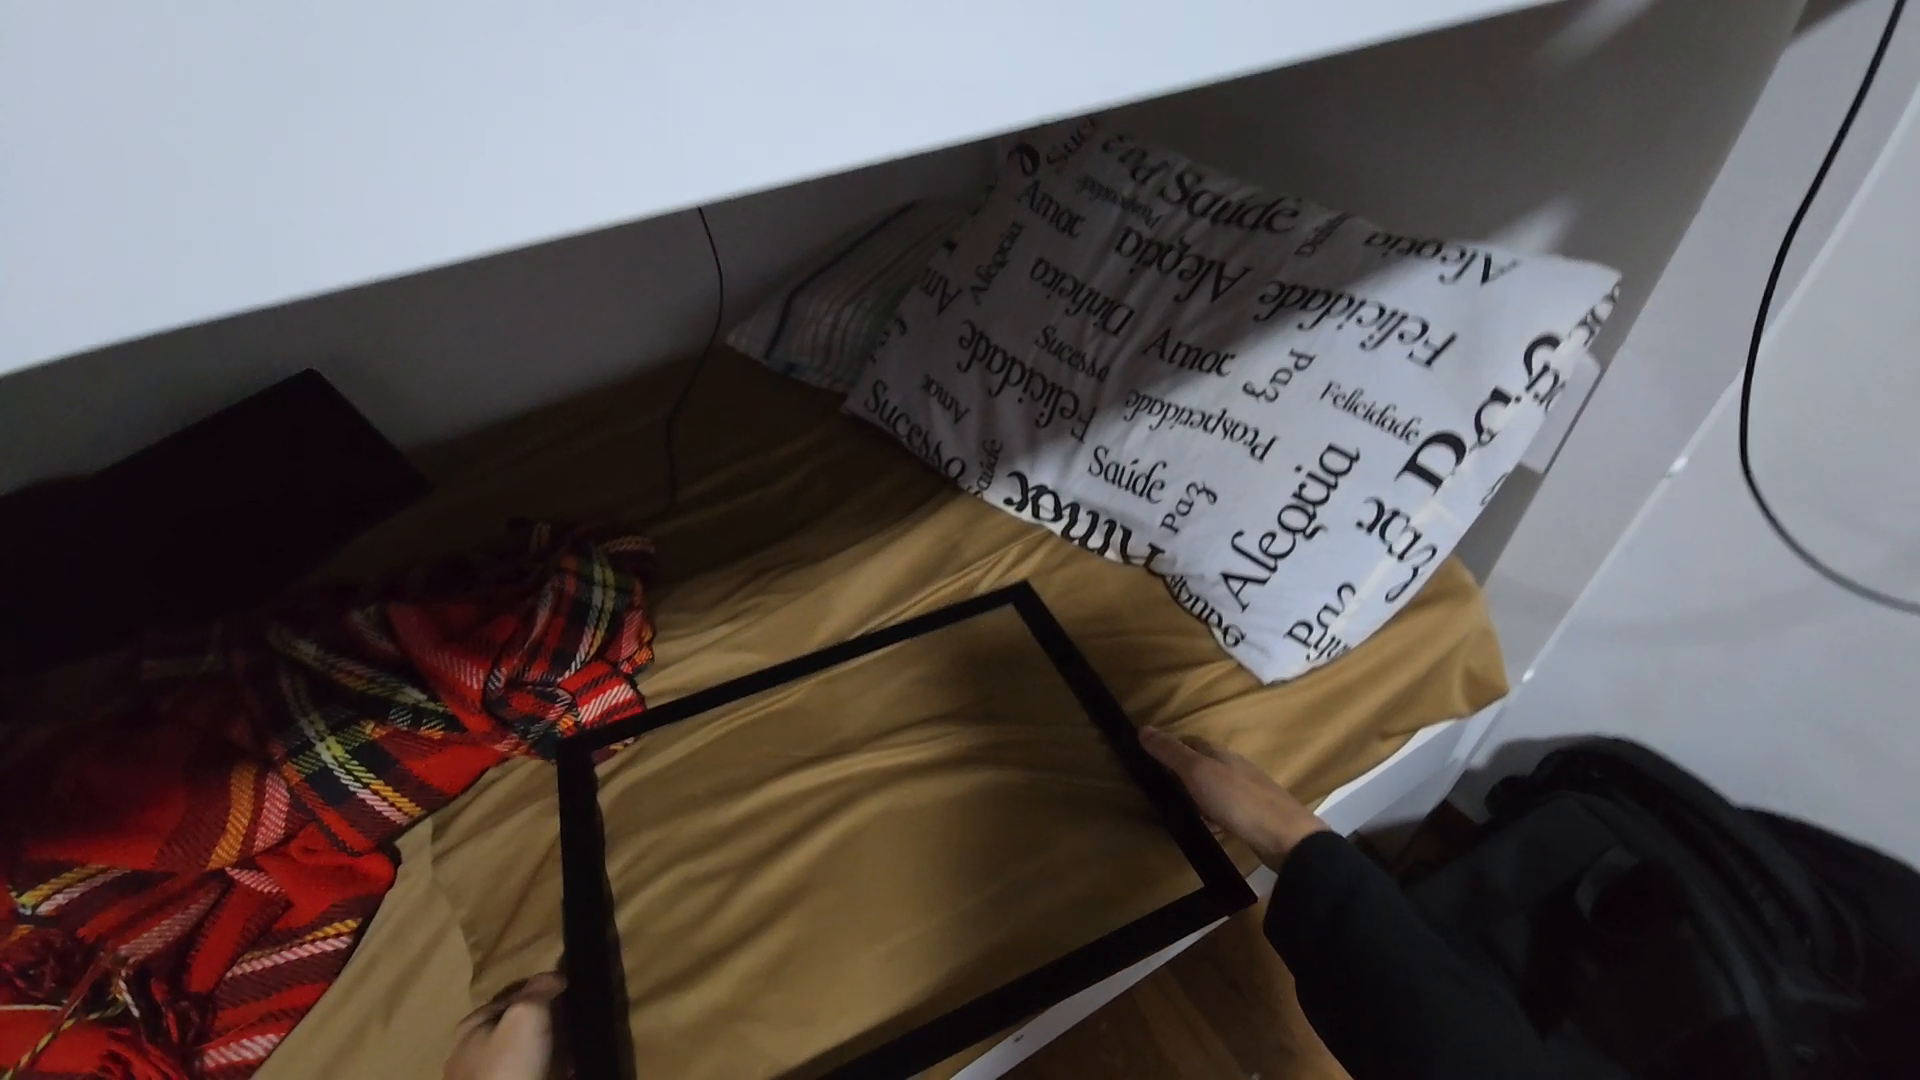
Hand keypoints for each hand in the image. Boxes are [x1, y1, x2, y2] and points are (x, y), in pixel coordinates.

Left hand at [445, 972, 567, 1079]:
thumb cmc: (507, 1066)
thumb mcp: (526, 1013)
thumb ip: (539, 988)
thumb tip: (555, 977)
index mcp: (471, 1029)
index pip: (514, 994)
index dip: (543, 990)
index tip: (569, 993)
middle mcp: (473, 1054)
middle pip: (522, 1024)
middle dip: (551, 1021)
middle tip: (575, 1021)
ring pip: (530, 1052)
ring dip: (556, 1047)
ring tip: (576, 1048)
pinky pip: (536, 1074)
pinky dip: (553, 1071)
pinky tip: (568, 1070)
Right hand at [1139, 726, 1329, 868]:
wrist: (1285, 837)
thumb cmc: (1237, 799)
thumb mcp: (1196, 772)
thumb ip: (1170, 752)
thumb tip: (1142, 728)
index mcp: (1218, 753)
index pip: (1189, 741)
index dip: (1169, 747)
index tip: (1150, 760)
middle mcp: (1233, 766)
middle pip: (1201, 764)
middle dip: (1181, 775)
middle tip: (1162, 791)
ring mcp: (1246, 791)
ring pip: (1213, 788)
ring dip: (1196, 797)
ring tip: (1183, 813)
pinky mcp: (1254, 814)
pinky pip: (1225, 809)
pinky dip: (1213, 816)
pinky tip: (1210, 829)